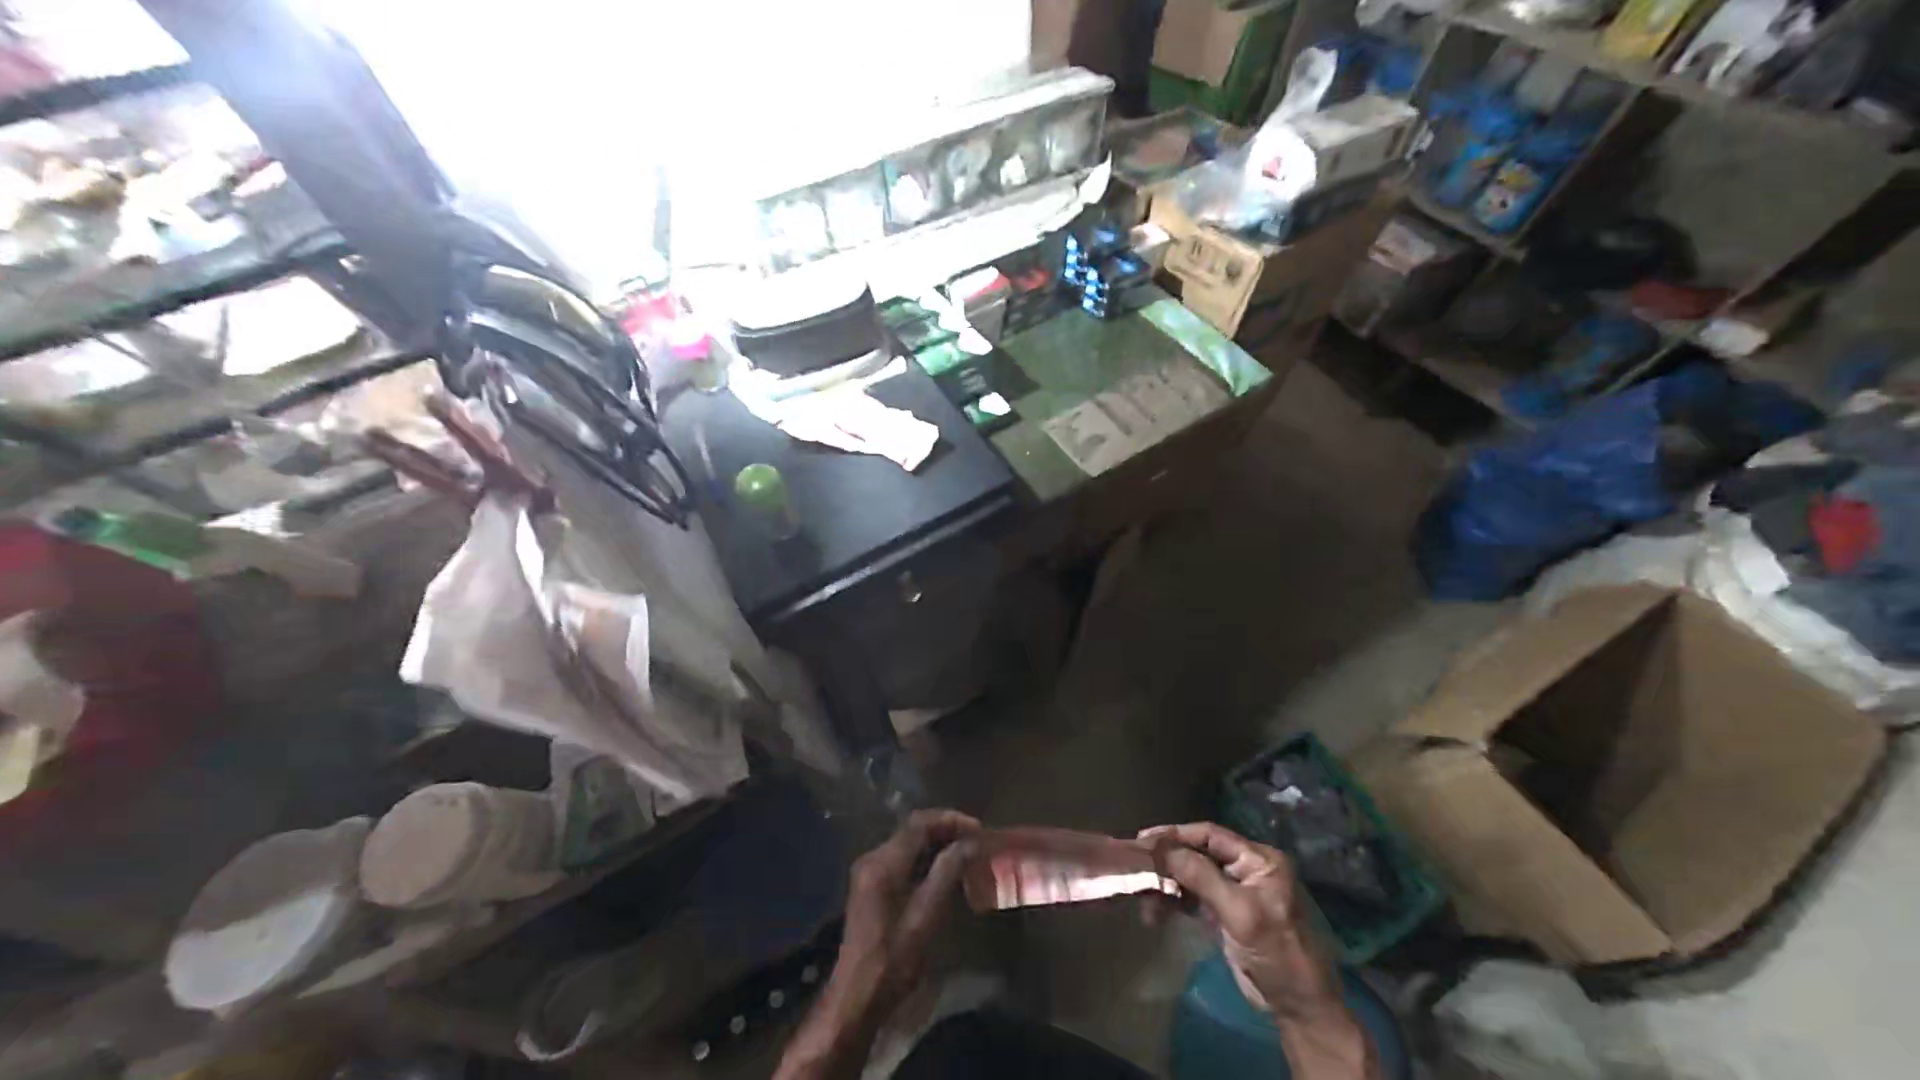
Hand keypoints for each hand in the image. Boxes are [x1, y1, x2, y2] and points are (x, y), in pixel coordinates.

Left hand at [777, 810, 979, 1079]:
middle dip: (946, 830)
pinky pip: (902, 859)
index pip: (919, 824)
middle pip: (912, 830)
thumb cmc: (894, 959)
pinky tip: (945, 871)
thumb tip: (969, 842)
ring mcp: (869, 872)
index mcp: (883, 862)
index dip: (951, 820)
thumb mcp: (926, 916)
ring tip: (967, 853)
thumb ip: (947, 873)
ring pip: (908, 844)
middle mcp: (872, 858)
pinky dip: (925, 858)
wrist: (857, 995)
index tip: (979, 830)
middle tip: (977, 841)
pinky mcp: (871, 886)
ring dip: (937, 844)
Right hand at [1139, 822, 1340, 1020]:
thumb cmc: (1278, 954)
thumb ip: (1202, 877)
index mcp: (1259, 860)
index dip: (1176, 834)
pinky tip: (1155, 914)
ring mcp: (1233, 892)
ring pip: (1190, 876)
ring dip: (1166, 886)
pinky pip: (1191, 898)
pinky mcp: (1223, 914)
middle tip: (1136, 869)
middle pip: (1196, 854)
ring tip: (1143, 901)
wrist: (1299, 1009)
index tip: (1144, 840)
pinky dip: (1172, 903)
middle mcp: (1245, 869)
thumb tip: (1162, 849)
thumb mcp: (1241, 913)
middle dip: (1167, 863)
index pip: (1210, 835)